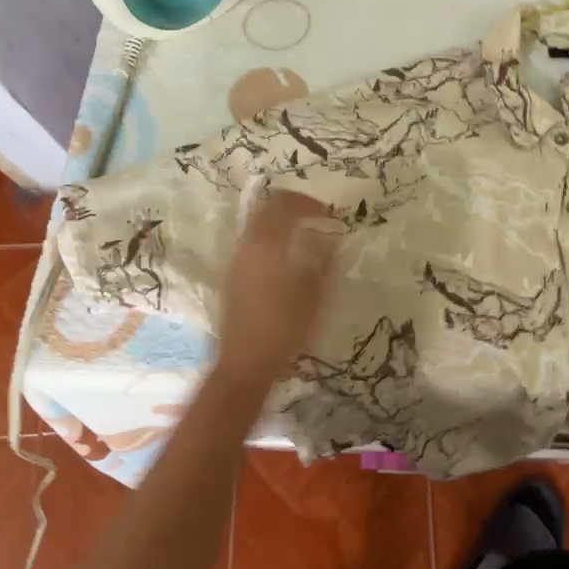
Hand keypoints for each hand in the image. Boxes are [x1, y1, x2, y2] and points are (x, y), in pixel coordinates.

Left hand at [213, 183, 346, 389]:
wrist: (245, 364)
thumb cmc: (286, 330)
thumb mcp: (316, 295)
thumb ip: (327, 259)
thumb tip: (338, 237)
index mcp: (269, 243)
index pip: (287, 204)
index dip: (311, 203)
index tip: (331, 215)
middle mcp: (248, 244)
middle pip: (267, 207)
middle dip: (293, 206)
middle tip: (316, 216)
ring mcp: (235, 259)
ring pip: (256, 223)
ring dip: (279, 221)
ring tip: (303, 236)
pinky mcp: (230, 275)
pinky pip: (250, 241)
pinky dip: (268, 237)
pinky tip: (284, 258)